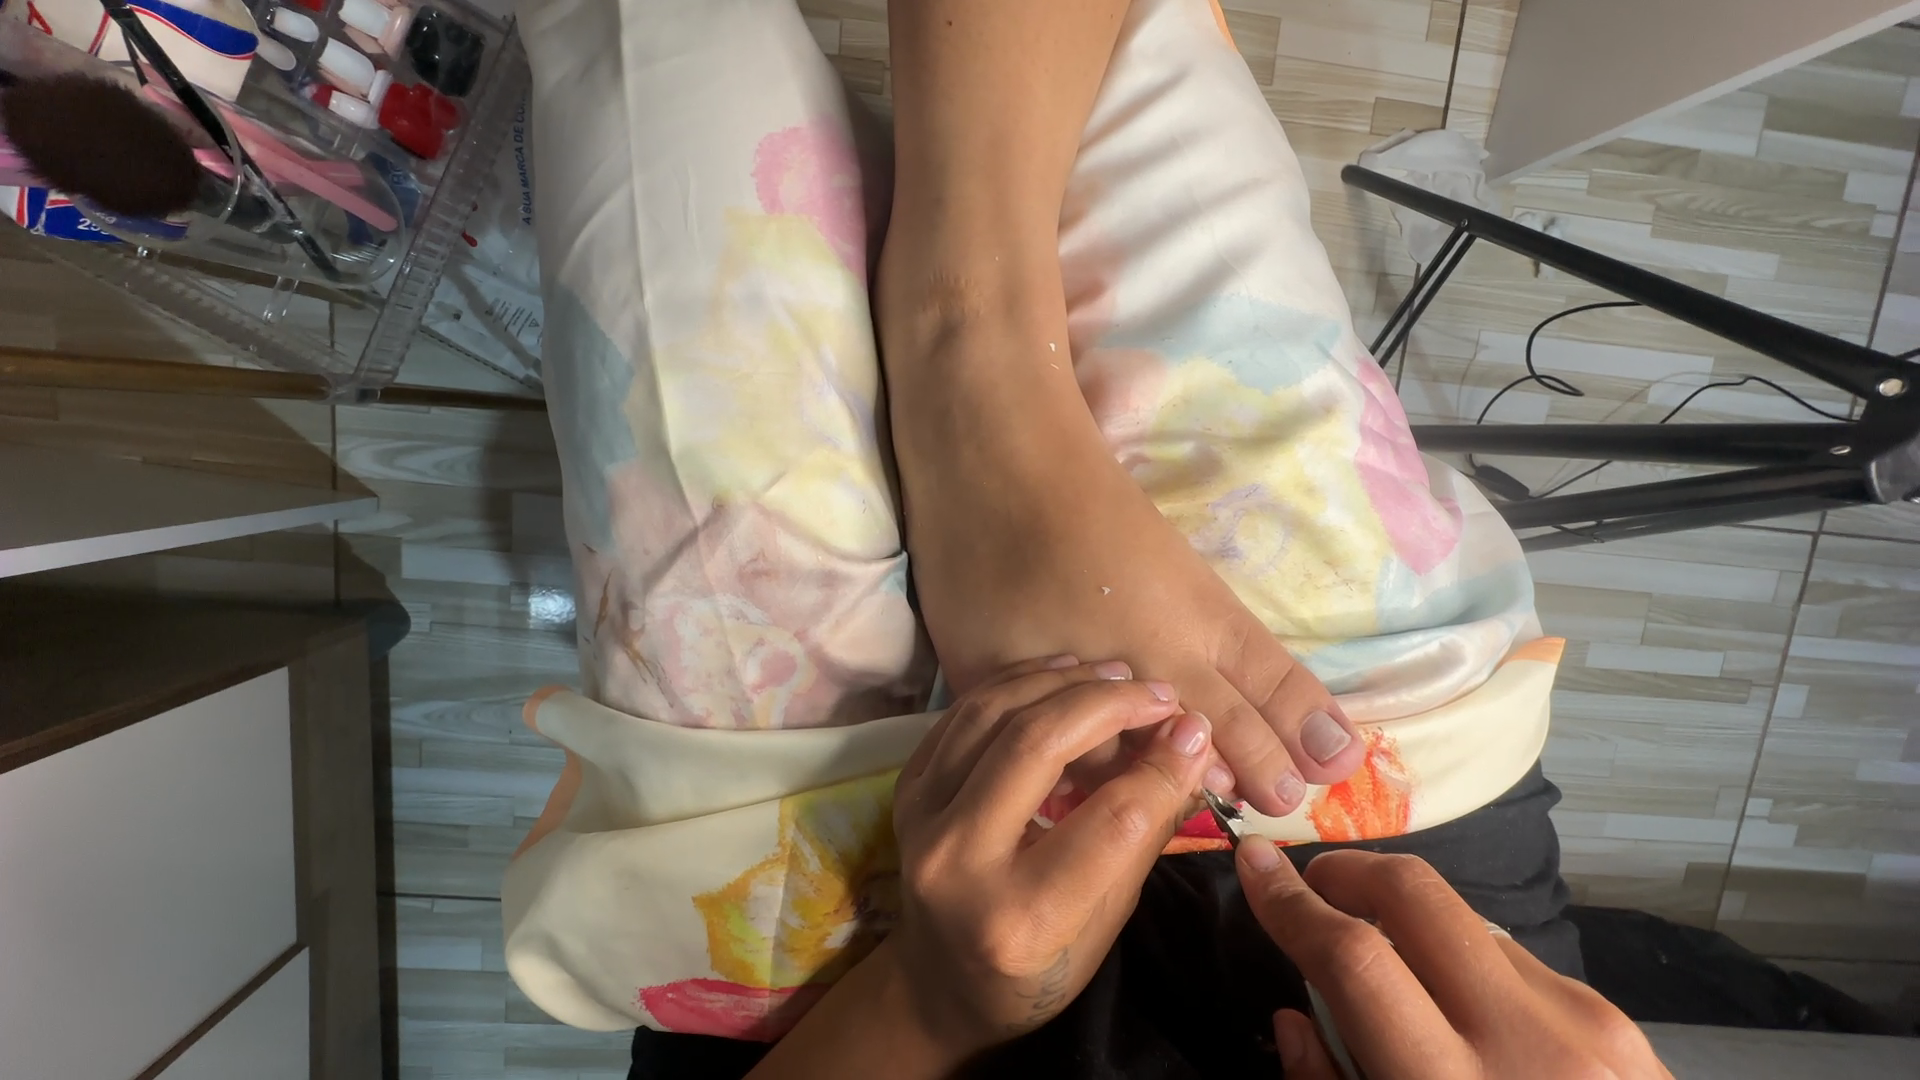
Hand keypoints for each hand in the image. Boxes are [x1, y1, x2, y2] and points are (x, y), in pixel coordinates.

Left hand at [891, 655, 1213, 1054]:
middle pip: (1035, 746)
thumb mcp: (1106, 919)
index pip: (1109, 821)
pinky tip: (1060, 675)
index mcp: (1019, 919)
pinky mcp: (907, 785)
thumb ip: (1145, 829)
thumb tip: (1190, 742)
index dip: (1162, 766)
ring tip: (1112, 673)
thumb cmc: (1038, 967)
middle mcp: (956, 860)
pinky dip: (1016, 683)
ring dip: (1059, 682)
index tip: (1196, 727)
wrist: (939, 980)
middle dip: (1106, 705)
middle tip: (1155, 690)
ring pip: (992, 714)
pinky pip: (964, 712)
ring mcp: (920, 815)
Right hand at [1235, 845, 1671, 1079]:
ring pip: (1463, 920)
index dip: (1290, 901)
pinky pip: (1514, 959)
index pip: (1354, 960)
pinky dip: (1464, 963)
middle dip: (1349, 869)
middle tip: (1317, 886)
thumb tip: (1293, 1015)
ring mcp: (1591, 1029)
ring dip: (1408, 924)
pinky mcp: (1628, 1028)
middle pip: (1415, 895)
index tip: (1253, 860)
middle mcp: (1532, 1046)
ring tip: (1397, 971)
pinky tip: (1467, 1016)